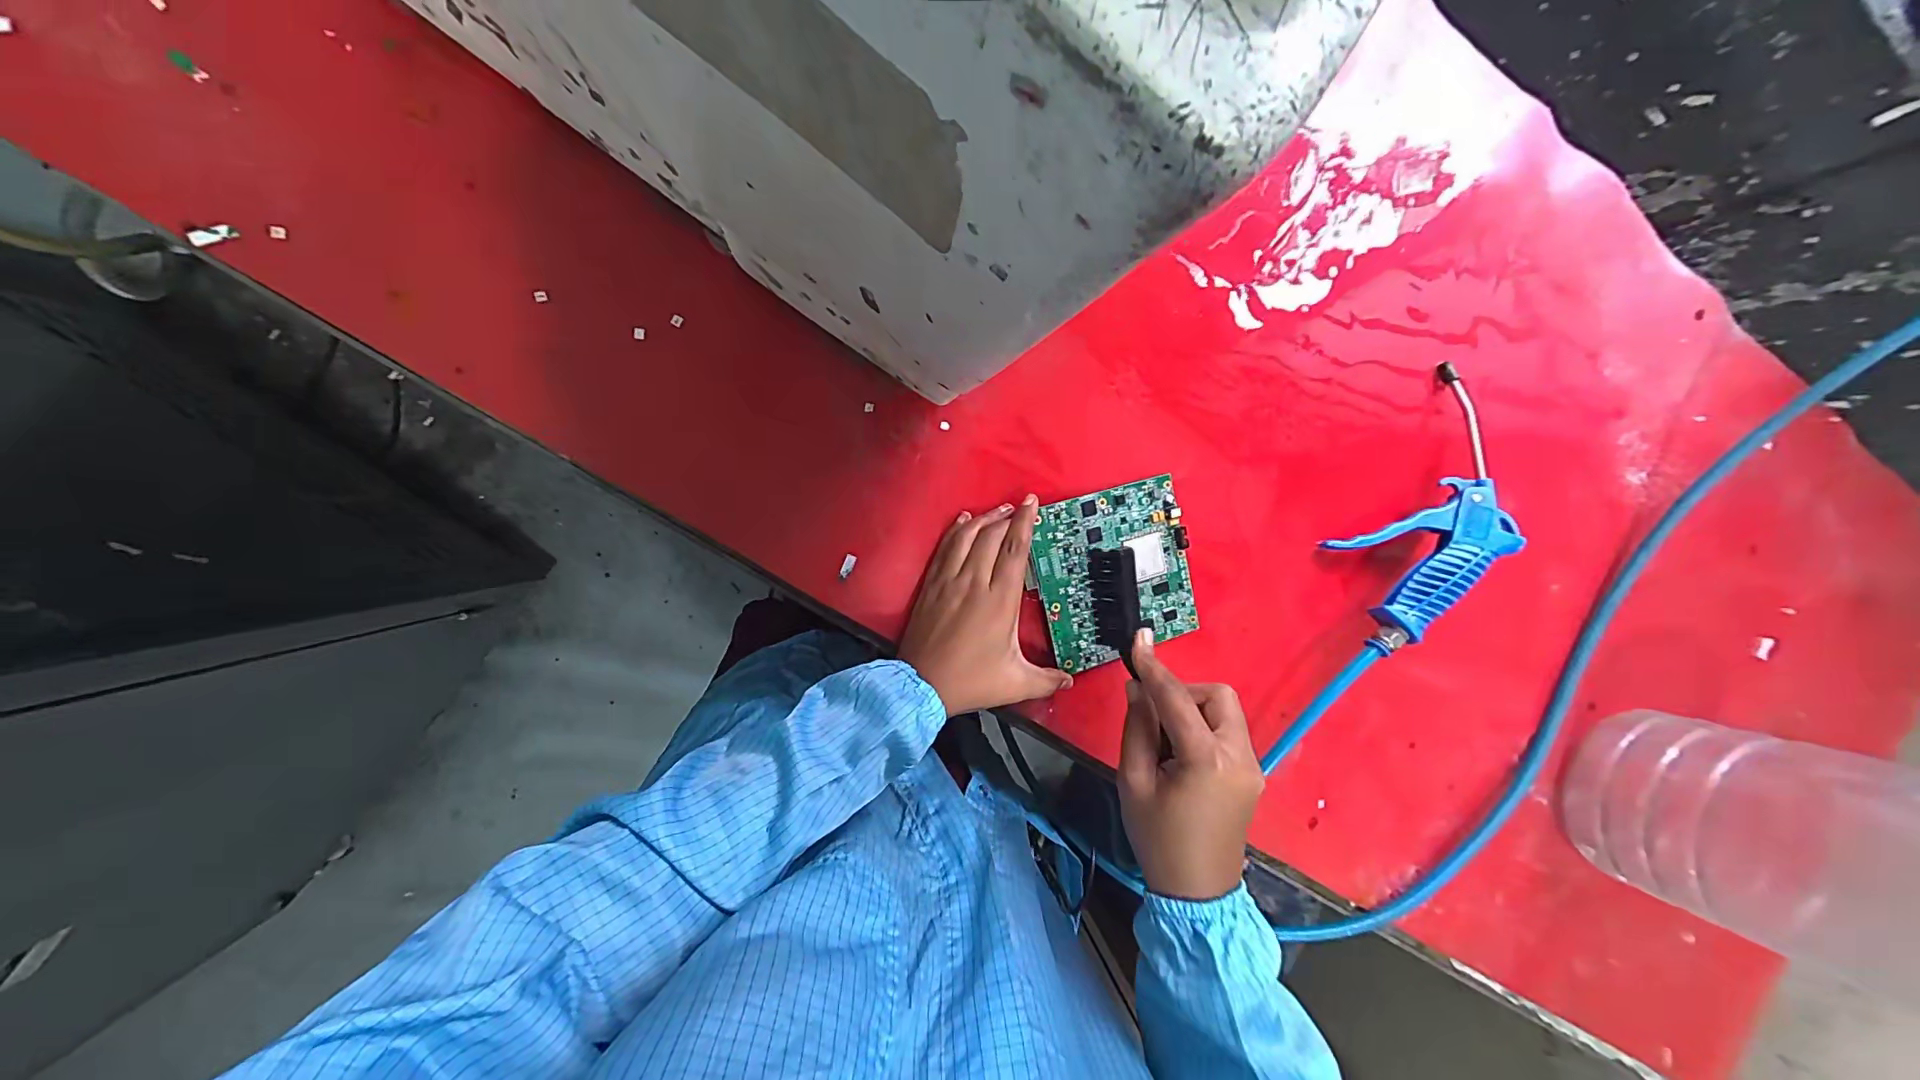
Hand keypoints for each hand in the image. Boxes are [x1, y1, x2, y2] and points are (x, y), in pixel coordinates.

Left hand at [899, 495, 1072, 715]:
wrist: (922, 685)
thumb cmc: (970, 682)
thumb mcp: (1015, 684)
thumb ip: (1047, 680)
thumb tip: (1069, 681)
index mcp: (1000, 602)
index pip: (1015, 551)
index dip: (1025, 523)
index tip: (1032, 505)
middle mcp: (974, 584)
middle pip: (992, 537)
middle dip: (1008, 517)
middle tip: (1019, 508)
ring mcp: (949, 582)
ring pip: (967, 537)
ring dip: (984, 519)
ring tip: (997, 510)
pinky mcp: (931, 586)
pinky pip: (945, 548)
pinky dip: (956, 530)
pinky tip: (963, 521)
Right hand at [1117, 630, 1263, 899]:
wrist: (1197, 893)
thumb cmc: (1158, 839)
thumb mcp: (1133, 782)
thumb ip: (1137, 729)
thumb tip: (1138, 690)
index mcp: (1207, 760)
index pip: (1177, 698)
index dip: (1154, 668)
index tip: (1138, 641)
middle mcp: (1239, 756)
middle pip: (1217, 696)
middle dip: (1184, 693)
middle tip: (1154, 716)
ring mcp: (1252, 766)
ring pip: (1225, 712)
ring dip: (1194, 711)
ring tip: (1166, 741)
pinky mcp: (1253, 775)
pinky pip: (1228, 732)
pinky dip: (1204, 728)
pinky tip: (1182, 754)